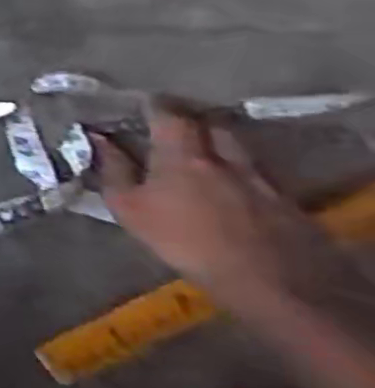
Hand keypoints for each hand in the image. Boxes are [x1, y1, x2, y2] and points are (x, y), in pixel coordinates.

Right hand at [95, 98, 338, 315]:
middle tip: (176, 126)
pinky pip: (261, 178)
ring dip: (222, 147)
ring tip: (204, 156)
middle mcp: (227, 161)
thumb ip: (112, 169)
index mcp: (183, 156)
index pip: (170, 116)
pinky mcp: (290, 206)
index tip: (143, 101)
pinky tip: (233, 190)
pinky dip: (243, 175)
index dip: (156, 104)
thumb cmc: (184, 241)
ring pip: (242, 152)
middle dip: (195, 121)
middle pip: (214, 127)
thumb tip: (97, 138)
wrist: (273, 286)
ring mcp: (264, 183)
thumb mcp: (129, 207)